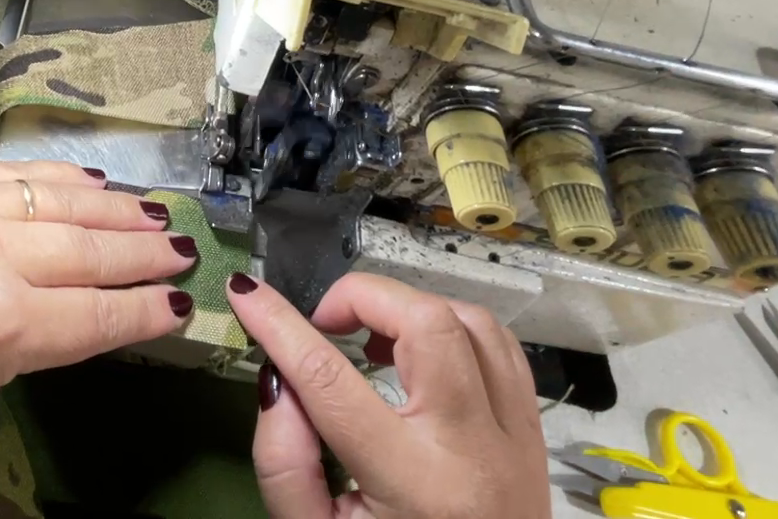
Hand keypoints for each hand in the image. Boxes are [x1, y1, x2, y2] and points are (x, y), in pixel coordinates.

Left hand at [0, 161, 196, 471]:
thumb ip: (36, 342)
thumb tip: (89, 308)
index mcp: (2, 325)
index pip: (98, 314)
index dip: (146, 311)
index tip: (184, 303)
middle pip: (91, 250)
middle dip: (146, 253)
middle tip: (186, 252)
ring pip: (64, 199)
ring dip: (118, 209)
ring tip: (157, 214)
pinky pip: (20, 173)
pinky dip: (65, 178)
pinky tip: (96, 184)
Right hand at [227, 272, 550, 518]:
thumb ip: (283, 460)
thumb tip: (278, 379)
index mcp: (415, 487)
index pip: (331, 379)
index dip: (279, 324)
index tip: (245, 291)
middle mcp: (474, 450)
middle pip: (425, 323)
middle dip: (360, 298)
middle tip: (324, 325)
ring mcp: (515, 439)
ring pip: (470, 321)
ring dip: (409, 310)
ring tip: (371, 338)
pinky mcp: (532, 434)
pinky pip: (499, 345)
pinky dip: (450, 327)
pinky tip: (415, 350)